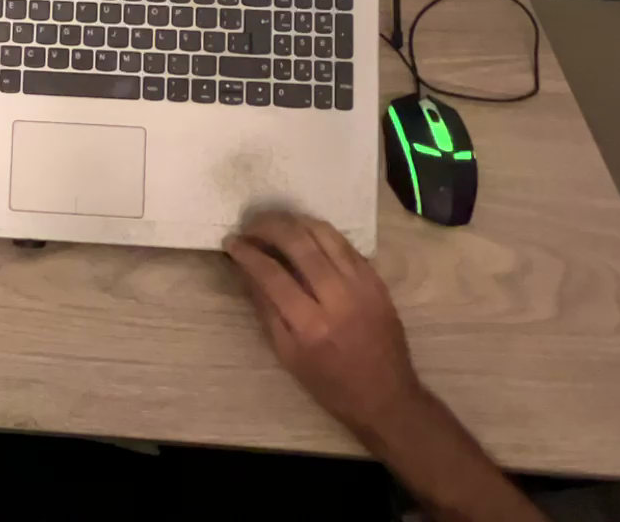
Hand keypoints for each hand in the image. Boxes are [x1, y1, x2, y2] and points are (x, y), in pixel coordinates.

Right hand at [225, 211, 424, 434]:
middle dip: (267, 227)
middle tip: (249, 226)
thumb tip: (245, 268)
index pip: (270, 273)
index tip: (231, 242)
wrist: (388, 398)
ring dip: (292, 221)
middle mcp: (337, 298)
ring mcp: (361, 285)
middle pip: (297, 243)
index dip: (246, 252)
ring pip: (322, 233)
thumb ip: (265, 307)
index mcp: (310, 324)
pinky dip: (318, 232)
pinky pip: (343, 242)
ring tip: (273, 223)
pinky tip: (303, 233)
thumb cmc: (330, 383)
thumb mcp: (286, 354)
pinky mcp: (376, 280)